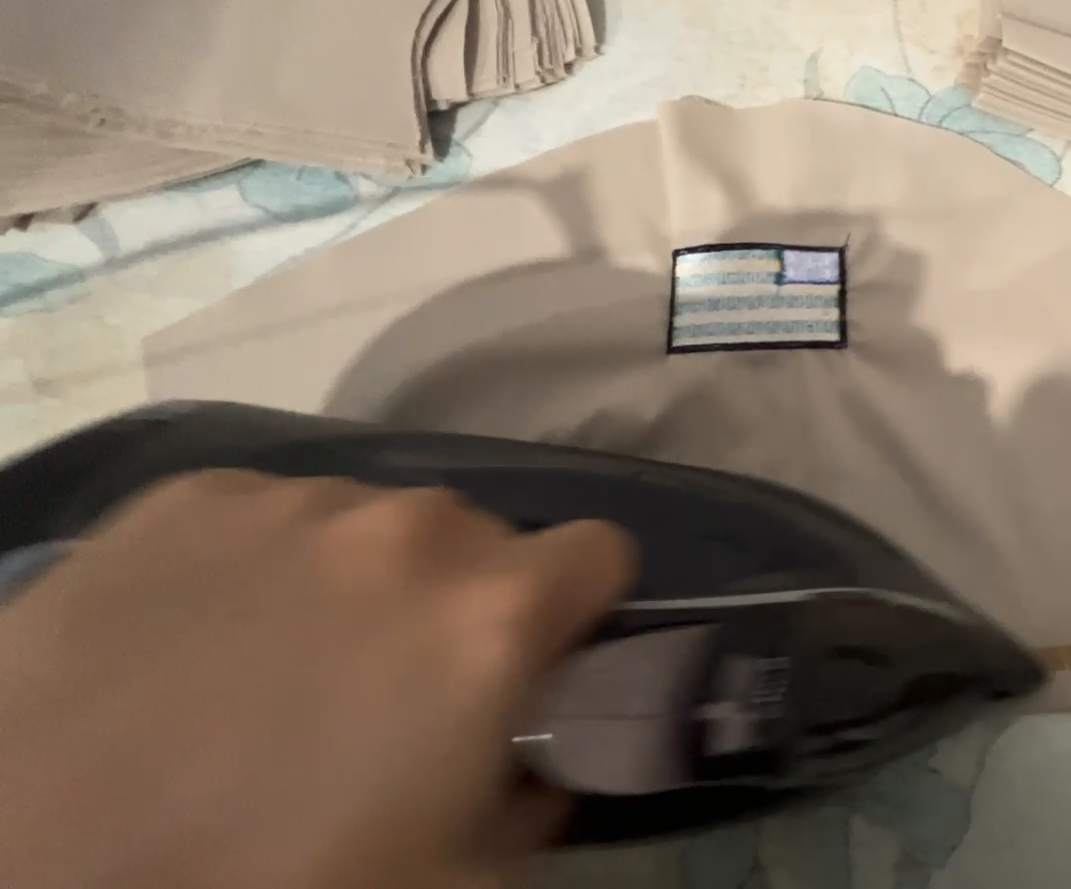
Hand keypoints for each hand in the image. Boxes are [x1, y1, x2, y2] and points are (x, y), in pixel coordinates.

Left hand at [0, 470, 635, 888]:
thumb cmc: (278, 884)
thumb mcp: (458, 873)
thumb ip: (539, 792)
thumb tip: (548, 756)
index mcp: (498, 609)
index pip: (603, 550)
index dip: (581, 604)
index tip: (538, 652)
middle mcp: (417, 529)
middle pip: (488, 536)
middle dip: (466, 594)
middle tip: (395, 681)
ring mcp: (298, 503)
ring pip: (384, 517)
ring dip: (368, 574)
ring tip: (282, 660)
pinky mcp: (187, 501)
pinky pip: (274, 510)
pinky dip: (267, 558)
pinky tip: (203, 633)